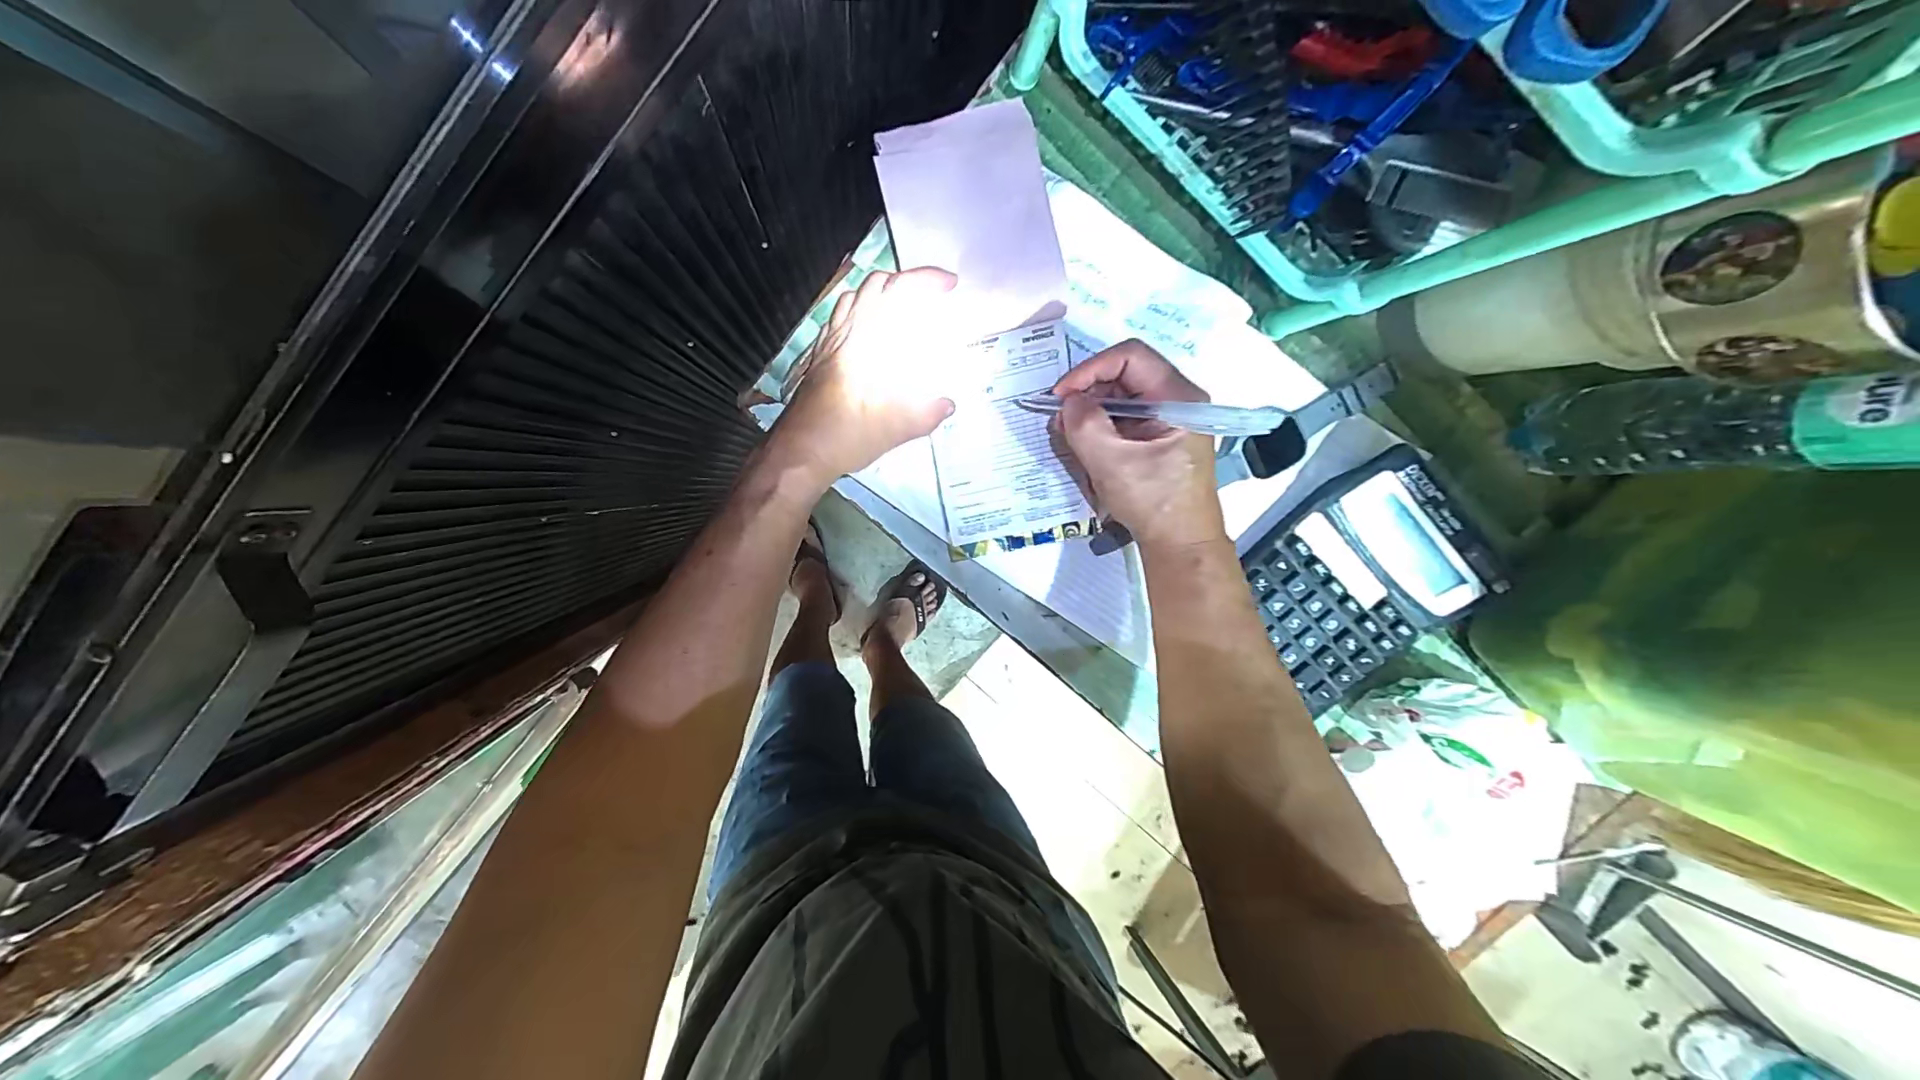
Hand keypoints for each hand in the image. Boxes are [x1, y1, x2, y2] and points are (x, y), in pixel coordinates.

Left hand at [765, 267, 958, 486]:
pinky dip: (857, 314)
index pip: (898, 289)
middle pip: (875, 284)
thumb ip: (927, 415)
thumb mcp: (897, 429)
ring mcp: (828, 343)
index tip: (948, 284)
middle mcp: (846, 332)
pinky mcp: (818, 357)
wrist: (799, 452)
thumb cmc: (848, 436)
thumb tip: (948, 405)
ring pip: (853, 297)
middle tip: (928, 299)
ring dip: (880, 294)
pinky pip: (837, 320)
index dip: (926, 278)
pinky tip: (868, 336)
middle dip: (906, 282)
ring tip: (901, 313)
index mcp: (868, 340)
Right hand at [1050, 339, 1225, 550]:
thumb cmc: (1155, 504)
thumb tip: (1069, 402)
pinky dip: (1101, 428)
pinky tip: (1086, 447)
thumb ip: (1085, 425)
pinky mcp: (1159, 438)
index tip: (1062, 395)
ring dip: (1091, 412)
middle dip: (1088, 393)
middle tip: (1061, 419)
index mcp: (1178, 397)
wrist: (1181, 545)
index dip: (1090, 369)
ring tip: (1070, 435)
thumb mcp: (1112, 463)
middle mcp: (1178, 400)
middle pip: (1124, 376)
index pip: (1130, 357)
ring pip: (1121, 398)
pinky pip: (1125, 419)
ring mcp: (1169, 420)